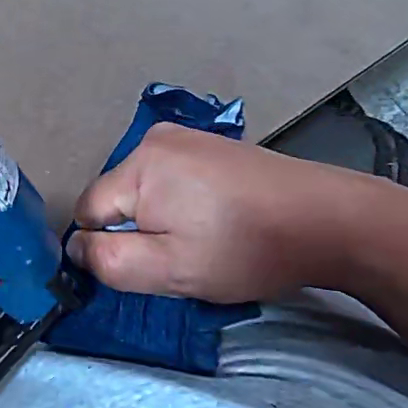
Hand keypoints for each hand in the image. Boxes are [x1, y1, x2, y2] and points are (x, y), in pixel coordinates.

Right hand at [64, 123, 407, 303]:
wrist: (331, 219)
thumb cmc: (247, 247)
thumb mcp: (173, 270)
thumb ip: (111, 262)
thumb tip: (75, 248)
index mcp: (139, 164)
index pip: (89, 212)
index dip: (109, 246)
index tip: (150, 265)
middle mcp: (153, 139)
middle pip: (115, 198)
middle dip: (137, 230)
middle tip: (183, 254)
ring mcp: (183, 137)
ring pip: (142, 189)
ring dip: (159, 217)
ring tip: (205, 237)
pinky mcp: (207, 143)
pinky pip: (169, 176)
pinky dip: (180, 201)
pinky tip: (216, 217)